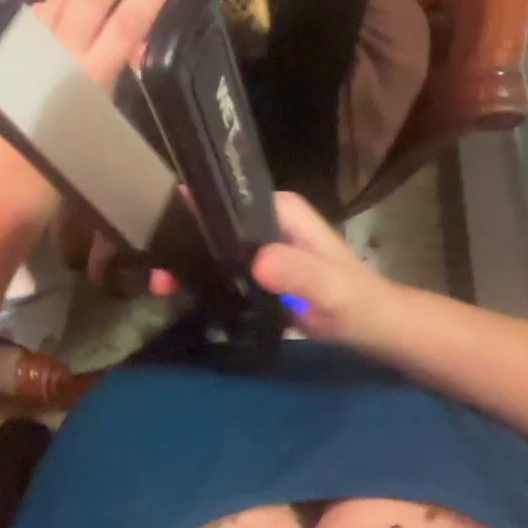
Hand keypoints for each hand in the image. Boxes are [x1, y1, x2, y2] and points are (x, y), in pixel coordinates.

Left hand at [0, 0, 178, 211]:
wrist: (8, 187)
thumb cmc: (67, 174)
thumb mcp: (112, 141)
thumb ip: (127, 96)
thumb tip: (143, 67)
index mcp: (93, 76)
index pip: (128, 22)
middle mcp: (62, 54)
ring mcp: (32, 52)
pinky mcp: (11, 59)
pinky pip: (35, 16)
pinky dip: (52, 8)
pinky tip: (59, 20)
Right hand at [153, 192, 401, 345]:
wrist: (371, 329)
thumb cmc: (355, 302)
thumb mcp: (330, 288)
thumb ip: (300, 274)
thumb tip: (258, 263)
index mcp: (278, 210)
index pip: (225, 198)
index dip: (191, 213)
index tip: (161, 234)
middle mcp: (264, 221)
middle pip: (211, 222)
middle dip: (180, 243)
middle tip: (155, 274)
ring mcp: (259, 247)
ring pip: (211, 246)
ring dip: (185, 264)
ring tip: (158, 287)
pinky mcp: (256, 273)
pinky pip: (221, 270)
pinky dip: (200, 281)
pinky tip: (176, 296)